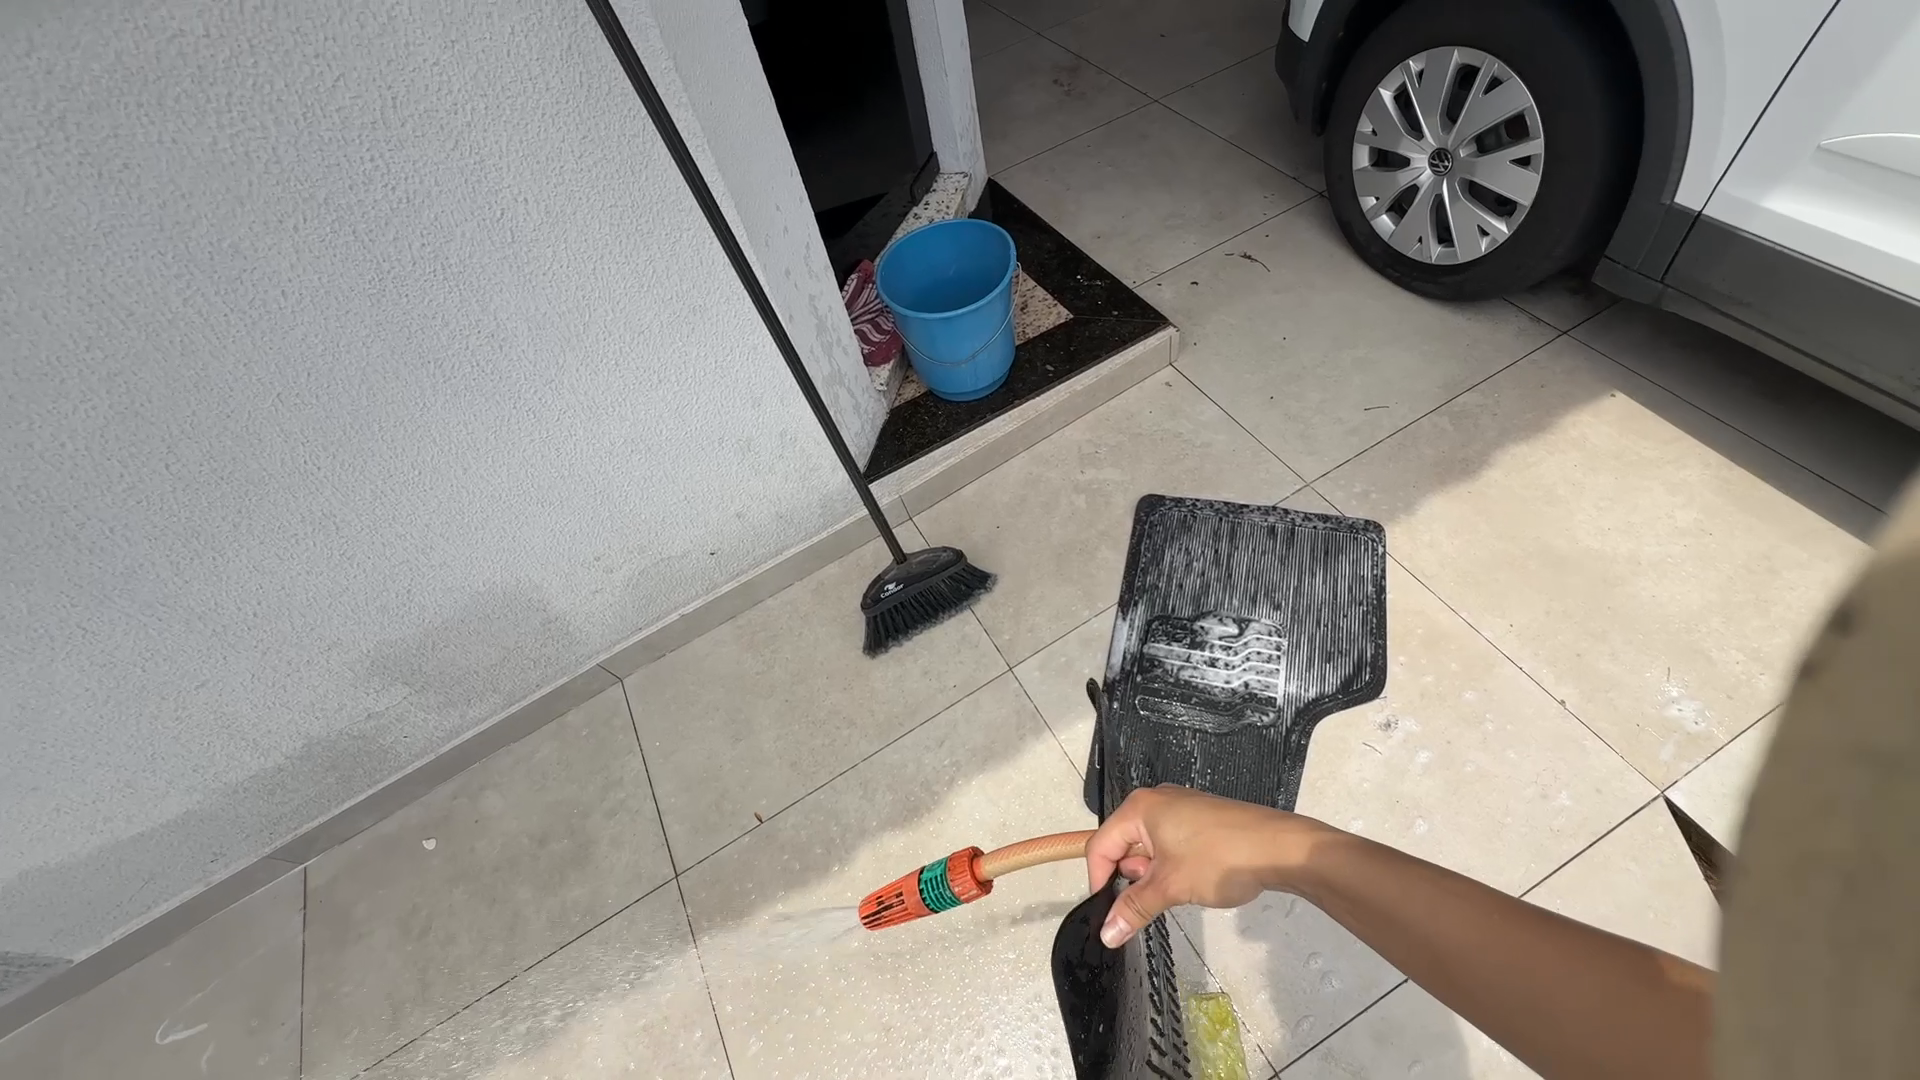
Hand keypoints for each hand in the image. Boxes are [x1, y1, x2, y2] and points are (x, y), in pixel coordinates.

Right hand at [1083, 785, 1330, 947]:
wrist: (1280, 848)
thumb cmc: (1218, 859)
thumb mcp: (1171, 886)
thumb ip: (1134, 908)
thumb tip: (1106, 935)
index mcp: (1139, 808)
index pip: (1101, 845)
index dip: (1099, 880)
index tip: (1109, 913)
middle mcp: (1154, 801)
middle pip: (1123, 844)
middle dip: (1131, 876)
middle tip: (1151, 899)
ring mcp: (1179, 808)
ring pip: (1148, 846)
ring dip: (1153, 873)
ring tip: (1177, 890)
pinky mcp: (1198, 818)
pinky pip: (1169, 842)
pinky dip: (1170, 865)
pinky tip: (1191, 881)